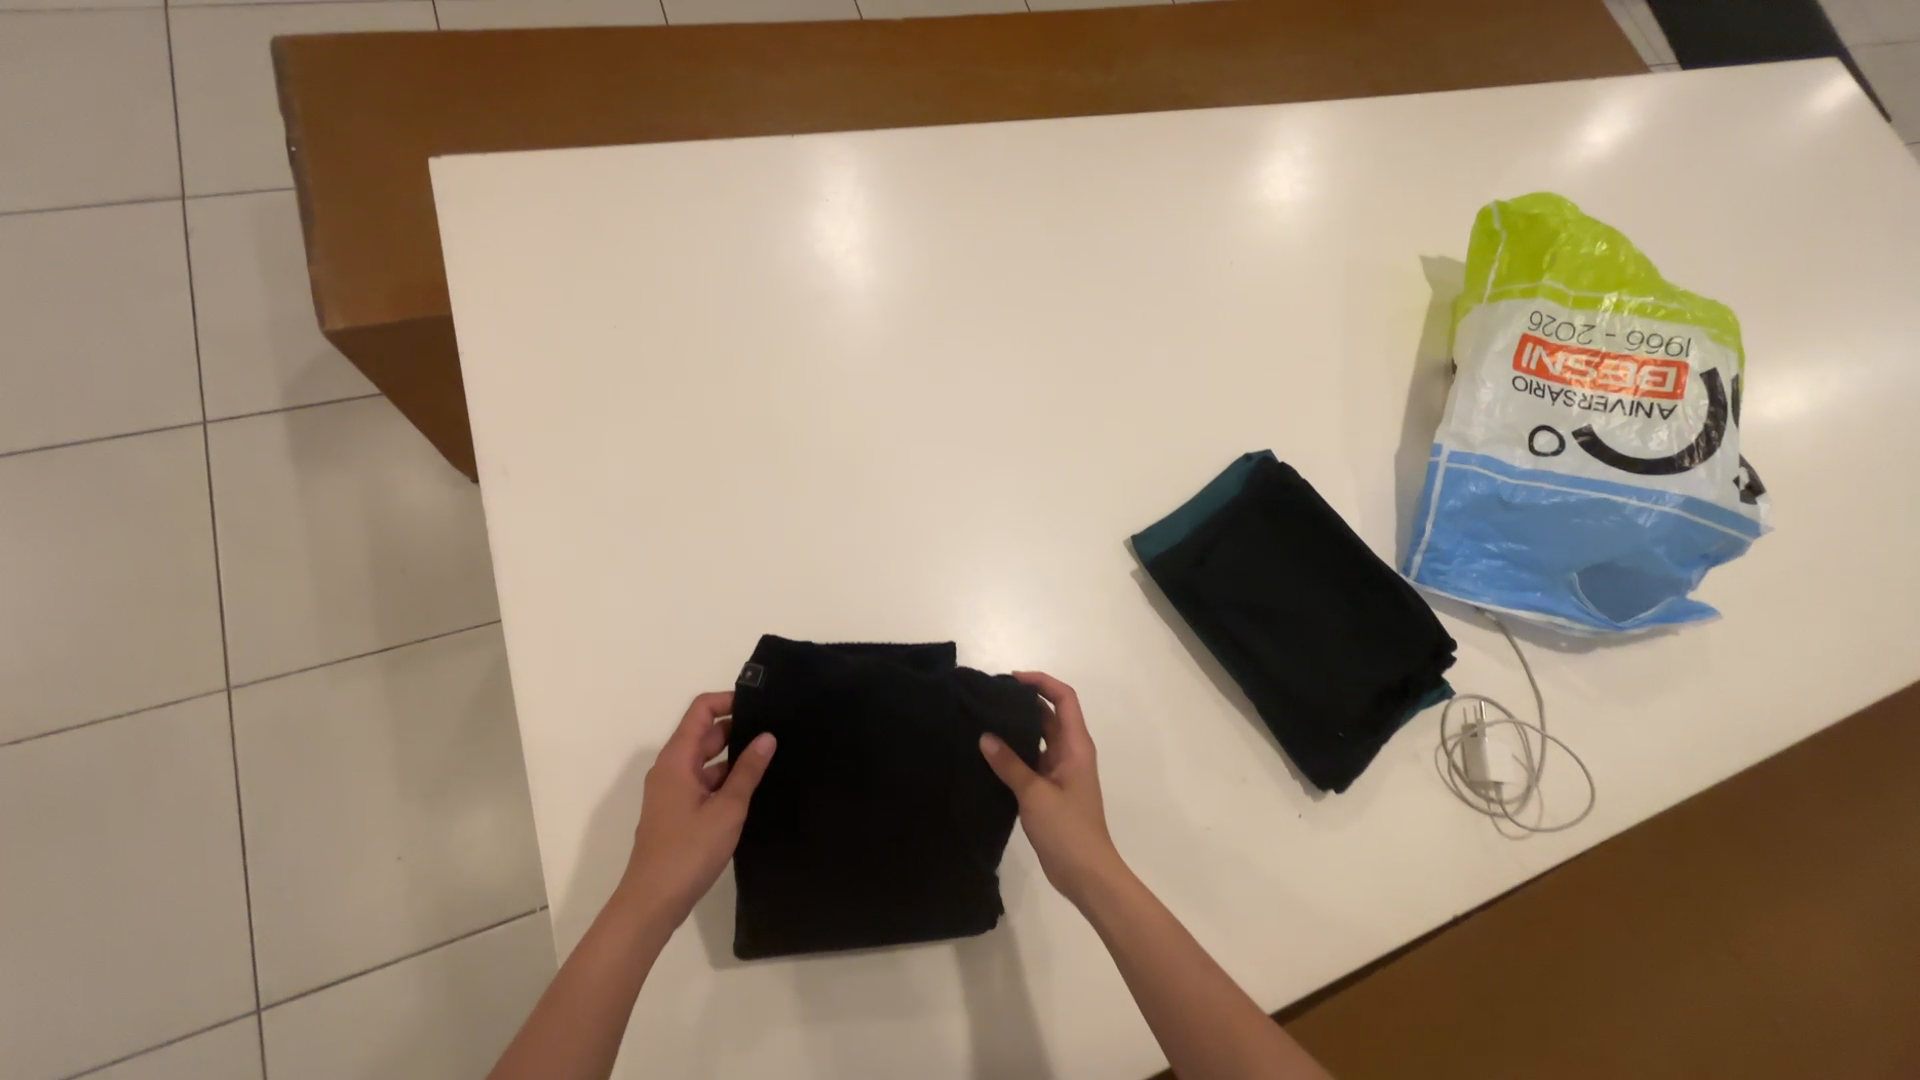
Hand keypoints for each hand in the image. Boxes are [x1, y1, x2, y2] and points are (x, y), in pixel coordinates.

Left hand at [620, 692, 775, 927]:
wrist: (652, 903)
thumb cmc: (689, 851)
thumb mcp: (727, 808)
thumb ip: (748, 770)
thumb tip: (767, 736)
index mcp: (677, 760)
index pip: (701, 711)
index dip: (729, 700)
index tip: (761, 704)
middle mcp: (670, 769)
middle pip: (703, 733)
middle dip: (737, 727)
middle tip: (775, 728)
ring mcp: (671, 791)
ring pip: (705, 759)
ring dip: (733, 755)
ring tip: (771, 755)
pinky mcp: (677, 811)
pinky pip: (703, 781)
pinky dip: (725, 778)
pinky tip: (751, 787)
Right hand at [979, 672, 1125, 907]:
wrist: (1086, 875)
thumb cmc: (1067, 829)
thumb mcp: (1034, 794)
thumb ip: (1009, 763)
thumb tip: (985, 736)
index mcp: (1076, 746)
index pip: (1064, 699)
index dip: (1041, 682)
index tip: (1011, 679)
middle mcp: (1071, 753)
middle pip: (1050, 715)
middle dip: (1024, 702)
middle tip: (989, 697)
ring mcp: (1061, 772)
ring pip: (1040, 738)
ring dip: (1017, 728)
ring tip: (984, 720)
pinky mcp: (1051, 790)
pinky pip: (1032, 760)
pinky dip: (1015, 752)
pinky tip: (990, 754)